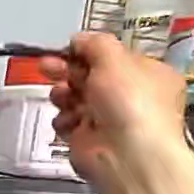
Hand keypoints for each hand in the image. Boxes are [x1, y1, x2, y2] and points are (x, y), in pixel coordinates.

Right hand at [43, 32, 188, 184]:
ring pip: (76, 100)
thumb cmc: (131, 103)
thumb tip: (79, 39)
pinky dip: (64, 121)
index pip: (113, 58)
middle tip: (47, 65)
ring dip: (63, 95)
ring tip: (60, 95)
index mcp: (147, 75)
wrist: (126, 154)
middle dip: (67, 70)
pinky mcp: (88, 140)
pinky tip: (67, 120)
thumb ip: (94, 44)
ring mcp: (108, 120)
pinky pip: (68, 124)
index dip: (88, 52)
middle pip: (91, 77)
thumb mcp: (114, 59)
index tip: (68, 48)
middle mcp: (130, 98)